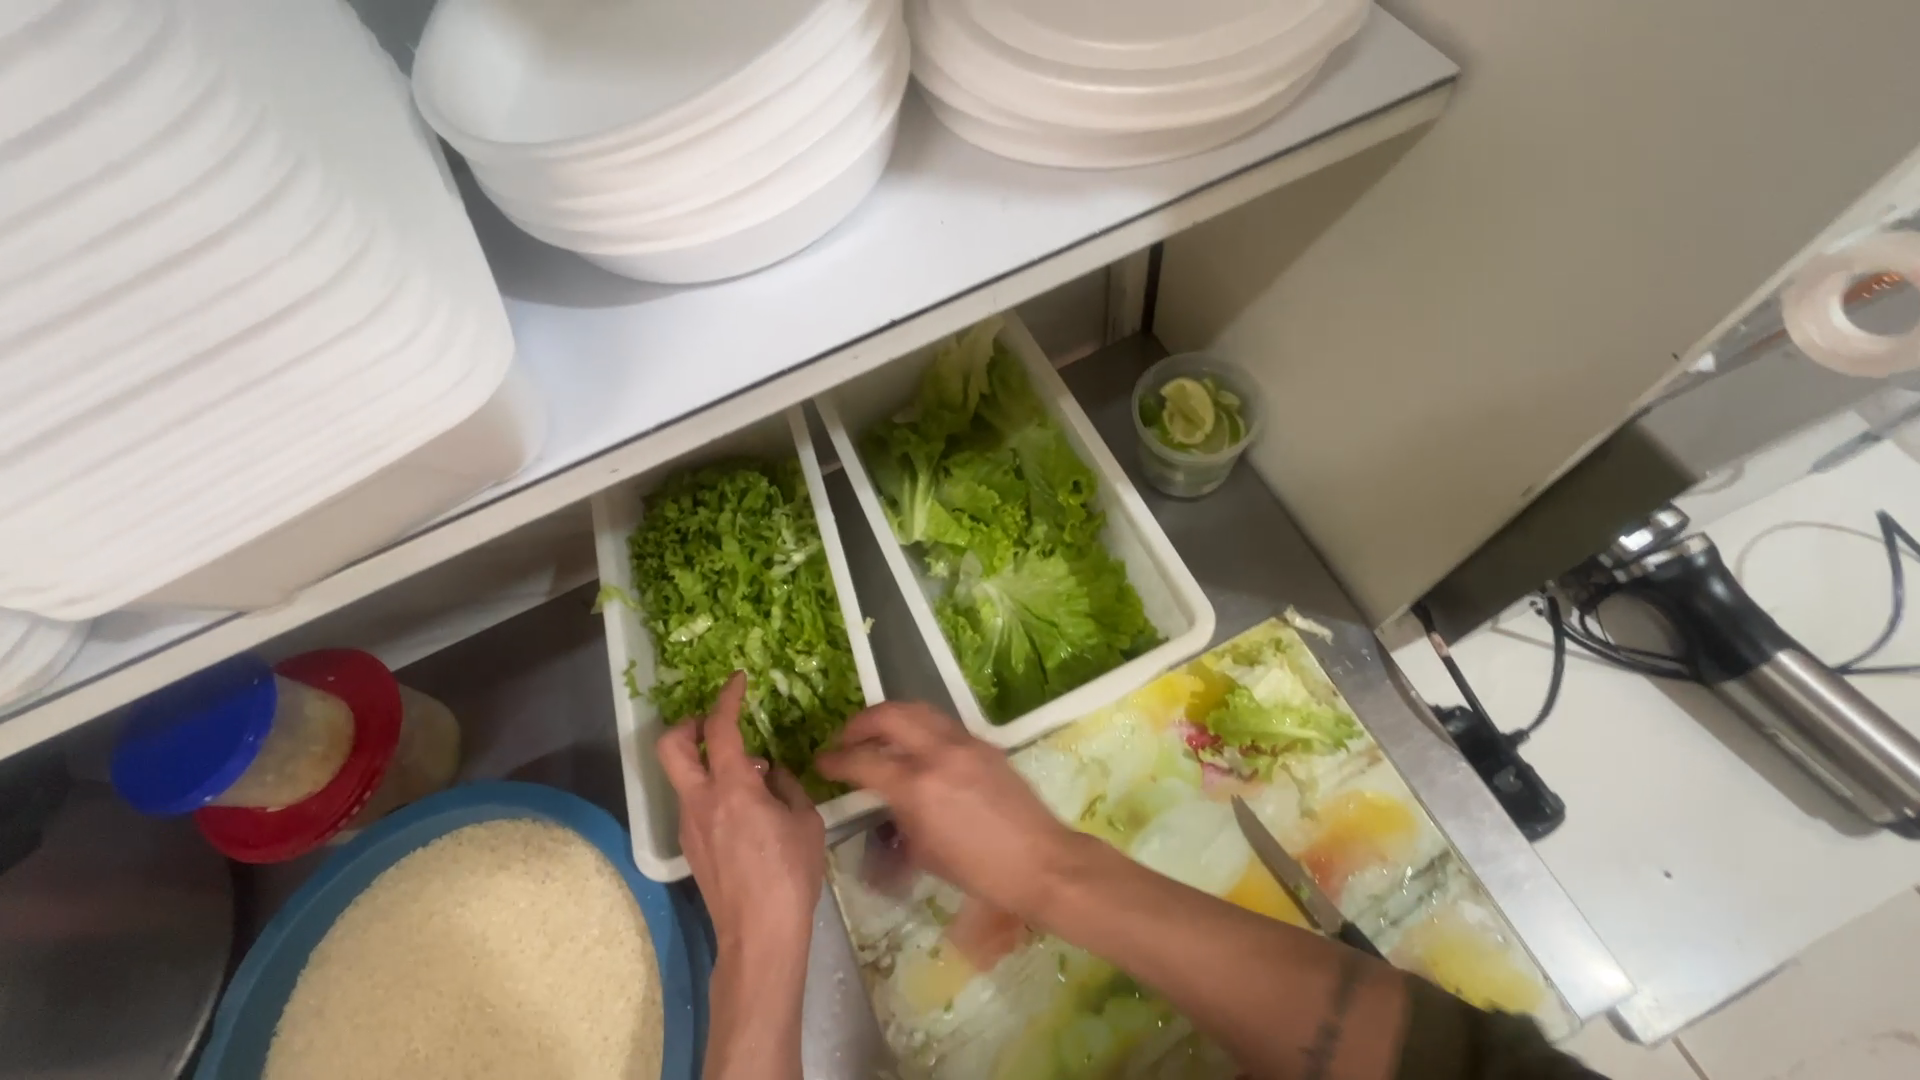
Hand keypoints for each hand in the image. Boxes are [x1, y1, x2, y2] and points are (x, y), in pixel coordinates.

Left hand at [656, 672, 824, 962]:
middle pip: (670, 747)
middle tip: (716, 723)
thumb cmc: (791, 872)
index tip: (736, 682)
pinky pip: (695, 803)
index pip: (720, 729)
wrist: (760, 933)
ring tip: (750, 775)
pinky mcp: (691, 847)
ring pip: (683, 777)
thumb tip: (770, 773)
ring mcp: (690, 826)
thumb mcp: (805, 820)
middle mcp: (700, 801)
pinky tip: (747, 808)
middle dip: (688, 725)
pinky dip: (713, 790)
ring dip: (707, 761)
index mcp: (732, 788)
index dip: (727, 699)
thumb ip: (785, 786)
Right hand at [816, 702, 1078, 919]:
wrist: (1038, 860)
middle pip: (888, 715)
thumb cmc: (978, 871)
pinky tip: (915, 746)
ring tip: (878, 735)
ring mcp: (964, 743)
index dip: (835, 760)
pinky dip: (919, 727)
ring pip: (917, 710)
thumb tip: (885, 800)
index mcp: (917, 786)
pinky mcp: (983, 743)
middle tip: (846, 739)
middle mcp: (938, 753)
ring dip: (890, 717)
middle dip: (859, 724)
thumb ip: (897, 816)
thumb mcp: (923, 851)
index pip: (863, 760)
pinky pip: (942, 723)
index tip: (822, 761)